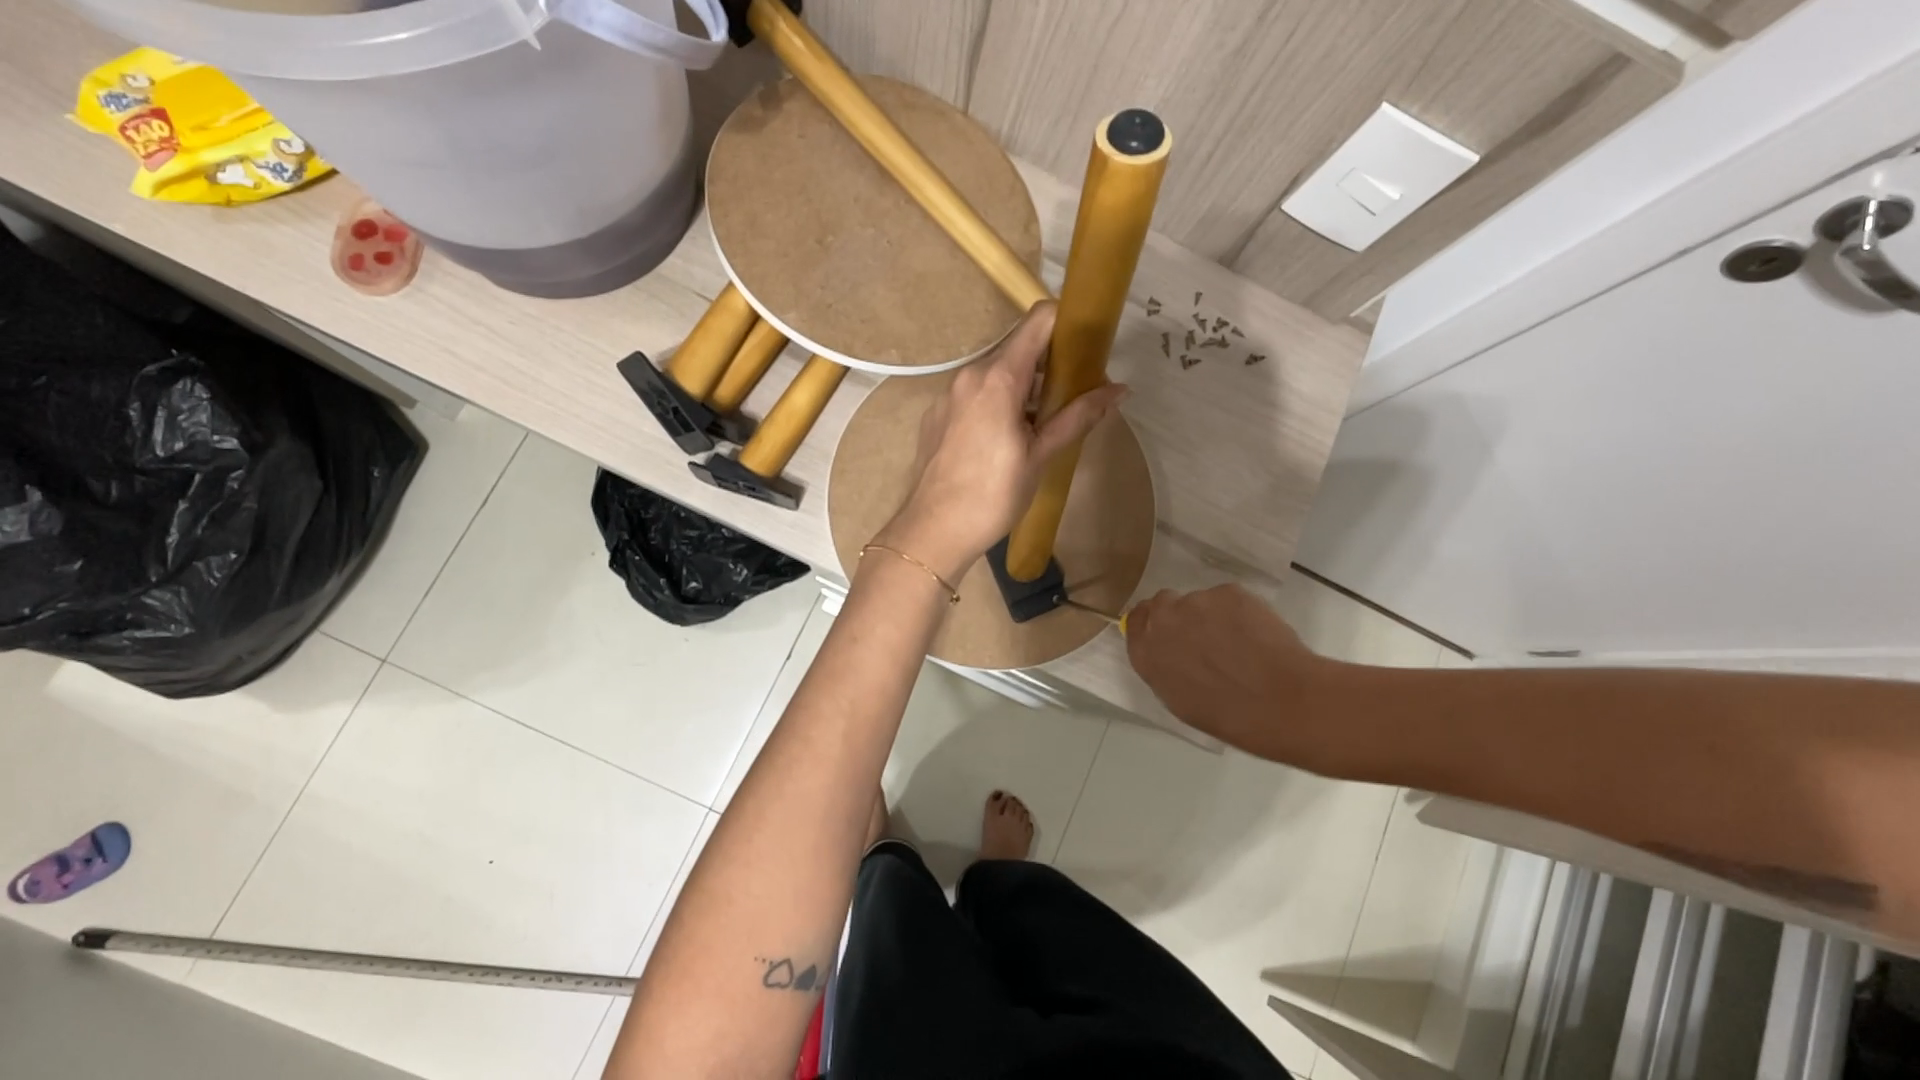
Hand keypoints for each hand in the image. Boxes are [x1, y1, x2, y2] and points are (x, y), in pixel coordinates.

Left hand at [878, 302, 1127, 579]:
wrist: (933, 531)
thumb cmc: (993, 495)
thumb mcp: (1041, 455)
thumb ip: (1078, 416)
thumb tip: (1119, 391)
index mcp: (998, 378)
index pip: (1037, 320)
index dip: (1066, 324)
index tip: (1087, 346)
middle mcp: (969, 375)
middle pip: (1018, 348)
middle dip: (1050, 364)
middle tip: (1074, 395)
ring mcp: (949, 394)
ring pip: (996, 373)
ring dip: (1024, 387)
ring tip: (1044, 422)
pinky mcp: (937, 415)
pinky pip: (975, 394)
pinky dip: (998, 402)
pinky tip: (1008, 439)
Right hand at [1125, 585, 1330, 758]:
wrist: (1280, 701)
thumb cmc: (1228, 716)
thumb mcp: (1179, 700)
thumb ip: (1164, 669)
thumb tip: (1171, 654)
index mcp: (1147, 653)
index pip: (1136, 622)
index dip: (1151, 624)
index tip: (1167, 631)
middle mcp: (1164, 620)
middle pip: (1164, 604)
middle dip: (1181, 616)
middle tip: (1206, 637)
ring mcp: (1197, 601)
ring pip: (1200, 601)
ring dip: (1213, 616)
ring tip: (1241, 643)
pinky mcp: (1230, 591)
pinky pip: (1229, 598)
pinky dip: (1240, 612)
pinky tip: (1258, 636)